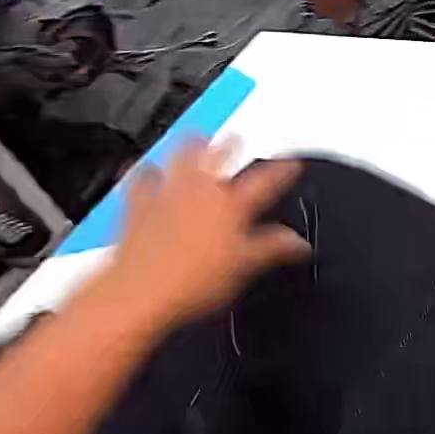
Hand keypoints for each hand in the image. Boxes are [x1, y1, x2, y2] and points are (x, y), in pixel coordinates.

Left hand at [79, 140, 310, 333]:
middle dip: (230, 144)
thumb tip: (298, 245)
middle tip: (237, 139)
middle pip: (219, 155)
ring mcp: (168, 195)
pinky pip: (140, 179)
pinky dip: (146, 173)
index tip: (292, 165)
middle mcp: (201, 192)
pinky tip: (146, 170)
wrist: (136, 295)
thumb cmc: (190, 283)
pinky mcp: (137, 207)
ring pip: (179, 157)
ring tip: (196, 138)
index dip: (284, 170)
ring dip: (190, 147)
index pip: (268, 179)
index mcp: (233, 205)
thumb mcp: (246, 267)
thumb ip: (275, 249)